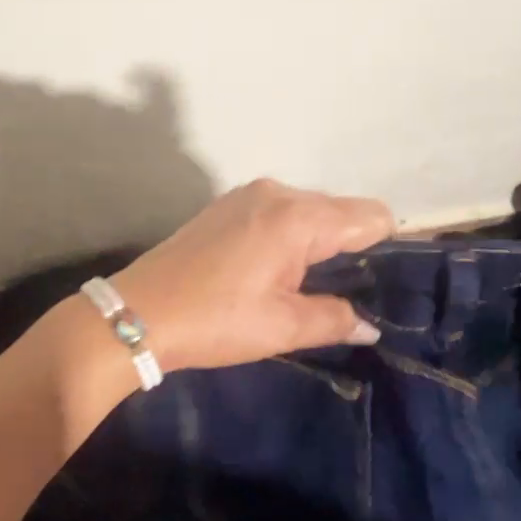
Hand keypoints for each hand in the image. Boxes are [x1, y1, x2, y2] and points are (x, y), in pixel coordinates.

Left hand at [110, 178, 393, 371]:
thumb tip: (370, 326)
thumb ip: (334, 320)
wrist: (136, 314)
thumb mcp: (281, 327)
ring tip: (305, 289)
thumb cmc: (213, 321)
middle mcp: (276, 192)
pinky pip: (276, 215)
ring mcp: (245, 196)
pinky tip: (273, 274)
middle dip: (348, 248)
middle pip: (339, 210)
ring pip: (306, 212)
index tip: (380, 285)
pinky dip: (286, 238)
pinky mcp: (223, 208)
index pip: (371, 216)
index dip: (385, 249)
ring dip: (315, 244)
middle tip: (343, 296)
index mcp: (298, 216)